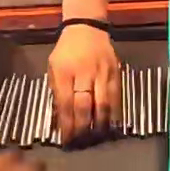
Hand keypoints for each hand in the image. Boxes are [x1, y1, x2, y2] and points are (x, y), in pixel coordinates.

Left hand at [48, 23, 122, 143]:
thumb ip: (57, 90)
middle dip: (83, 127)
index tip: (66, 139)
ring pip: (103, 103)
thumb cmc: (67, 51)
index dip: (66, 124)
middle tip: (81, 141)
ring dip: (100, 122)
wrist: (87, 29)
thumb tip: (61, 118)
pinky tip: (111, 122)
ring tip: (97, 136)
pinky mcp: (116, 72)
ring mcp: (102, 72)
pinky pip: (115, 96)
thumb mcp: (54, 67)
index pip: (65, 104)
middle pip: (85, 105)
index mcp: (64, 72)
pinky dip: (113, 111)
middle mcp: (84, 73)